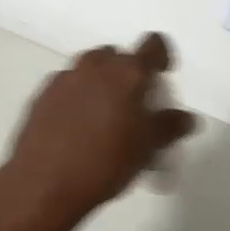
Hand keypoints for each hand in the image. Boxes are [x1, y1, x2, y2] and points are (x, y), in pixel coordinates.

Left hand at [3, 33, 197, 218]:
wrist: (43, 185)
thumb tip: (187, 118)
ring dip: (101, 84)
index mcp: (128, 73)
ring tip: (104, 119)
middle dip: (128, 75)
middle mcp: (96, 65)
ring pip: (90, 70)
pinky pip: (68, 86)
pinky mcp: (42, 94)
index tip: (162, 78)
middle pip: (119, 56)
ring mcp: (65, 77)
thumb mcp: (148, 149)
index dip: (161, 58)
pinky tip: (76, 129)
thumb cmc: (106, 163)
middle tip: (133, 106)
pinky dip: (77, 98)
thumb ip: (170, 127)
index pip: (153, 45)